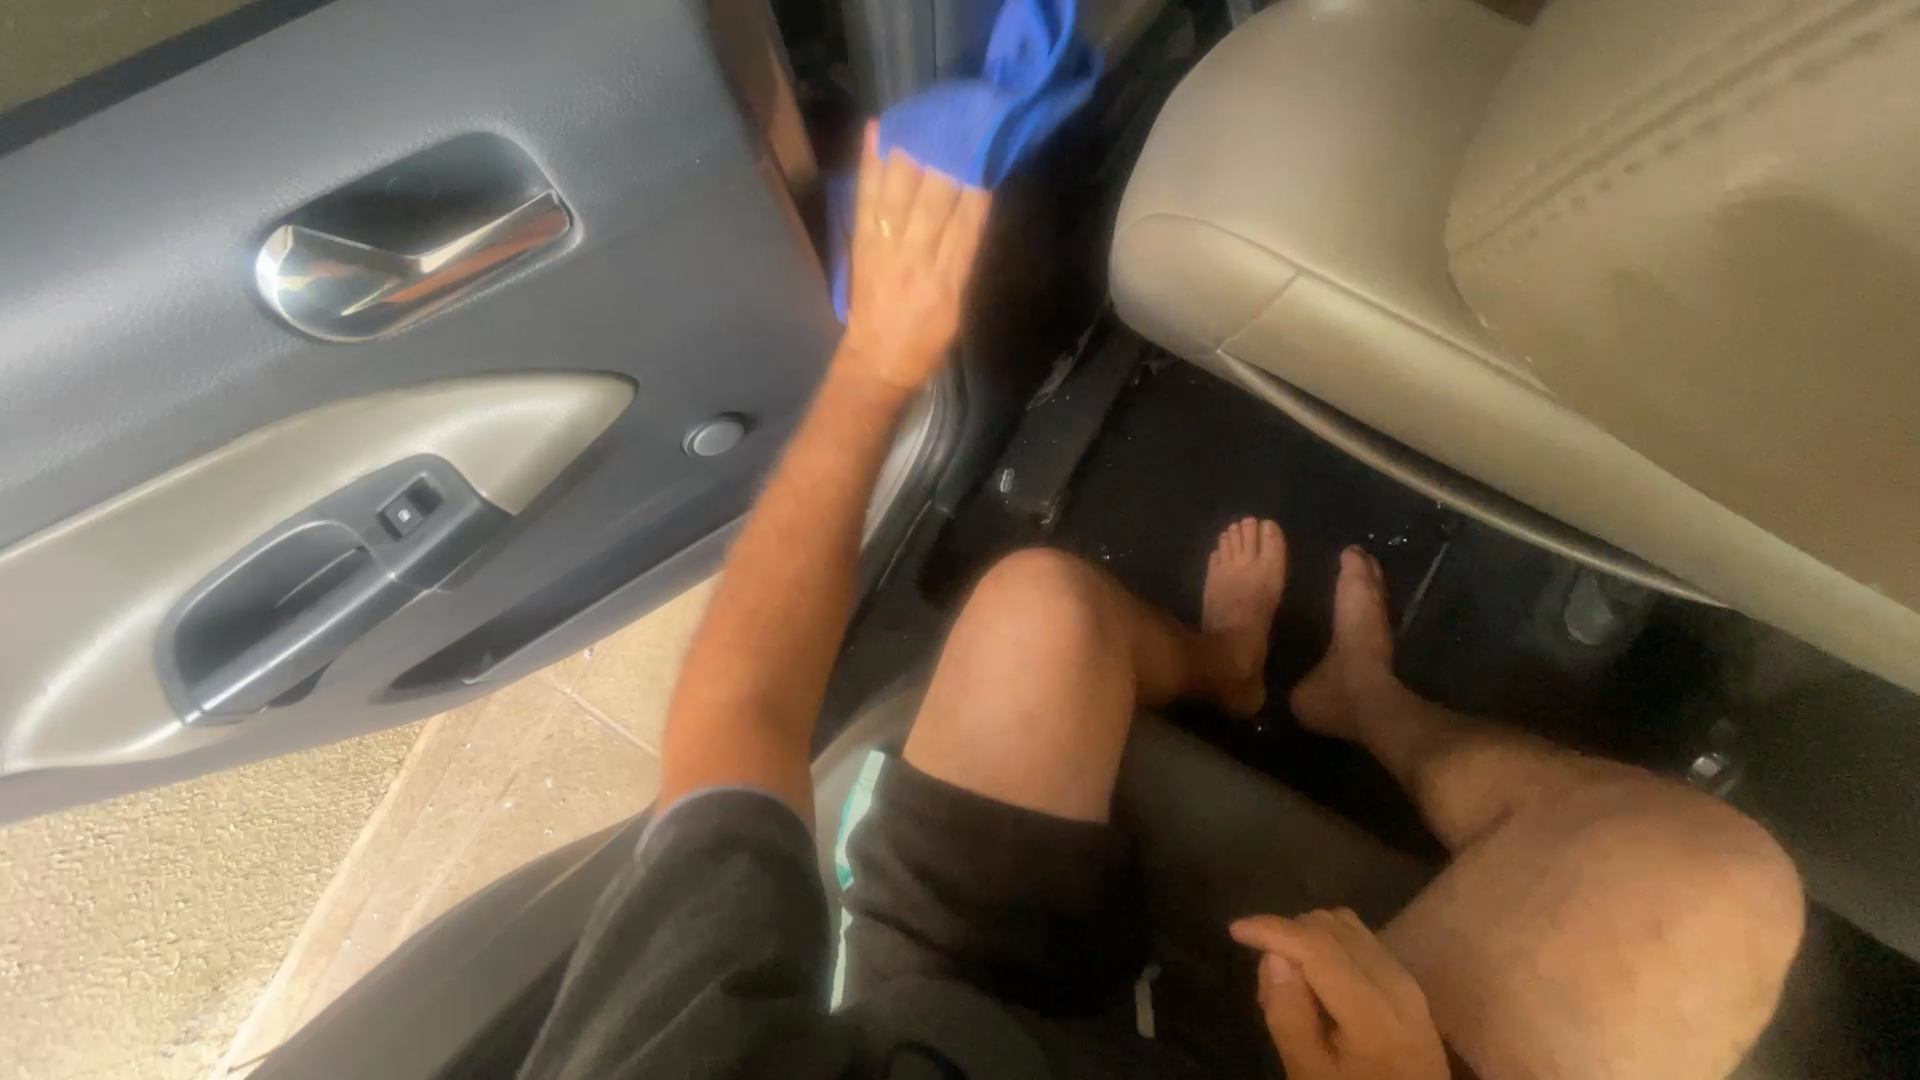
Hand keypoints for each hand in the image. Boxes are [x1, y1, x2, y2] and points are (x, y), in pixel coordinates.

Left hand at [841, 121, 992, 390]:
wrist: (879, 362)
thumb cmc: (928, 339)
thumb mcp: (960, 304)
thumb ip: (967, 256)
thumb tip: (978, 203)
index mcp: (950, 277)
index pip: (969, 217)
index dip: (979, 177)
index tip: (992, 141)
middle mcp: (919, 257)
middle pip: (936, 195)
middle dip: (949, 152)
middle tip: (963, 114)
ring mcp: (886, 247)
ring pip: (901, 188)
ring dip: (913, 146)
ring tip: (925, 111)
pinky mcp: (862, 244)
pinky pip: (866, 196)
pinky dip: (870, 161)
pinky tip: (877, 129)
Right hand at [1230, 909, 1449, 1079]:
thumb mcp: (1309, 1076)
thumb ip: (1288, 1016)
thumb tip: (1274, 956)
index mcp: (1375, 1013)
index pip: (1317, 946)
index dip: (1272, 929)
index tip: (1234, 930)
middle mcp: (1396, 984)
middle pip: (1328, 927)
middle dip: (1287, 938)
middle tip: (1269, 985)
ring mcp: (1406, 981)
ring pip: (1343, 925)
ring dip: (1306, 937)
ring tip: (1293, 982)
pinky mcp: (1407, 983)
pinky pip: (1358, 939)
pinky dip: (1327, 943)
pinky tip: (1317, 979)